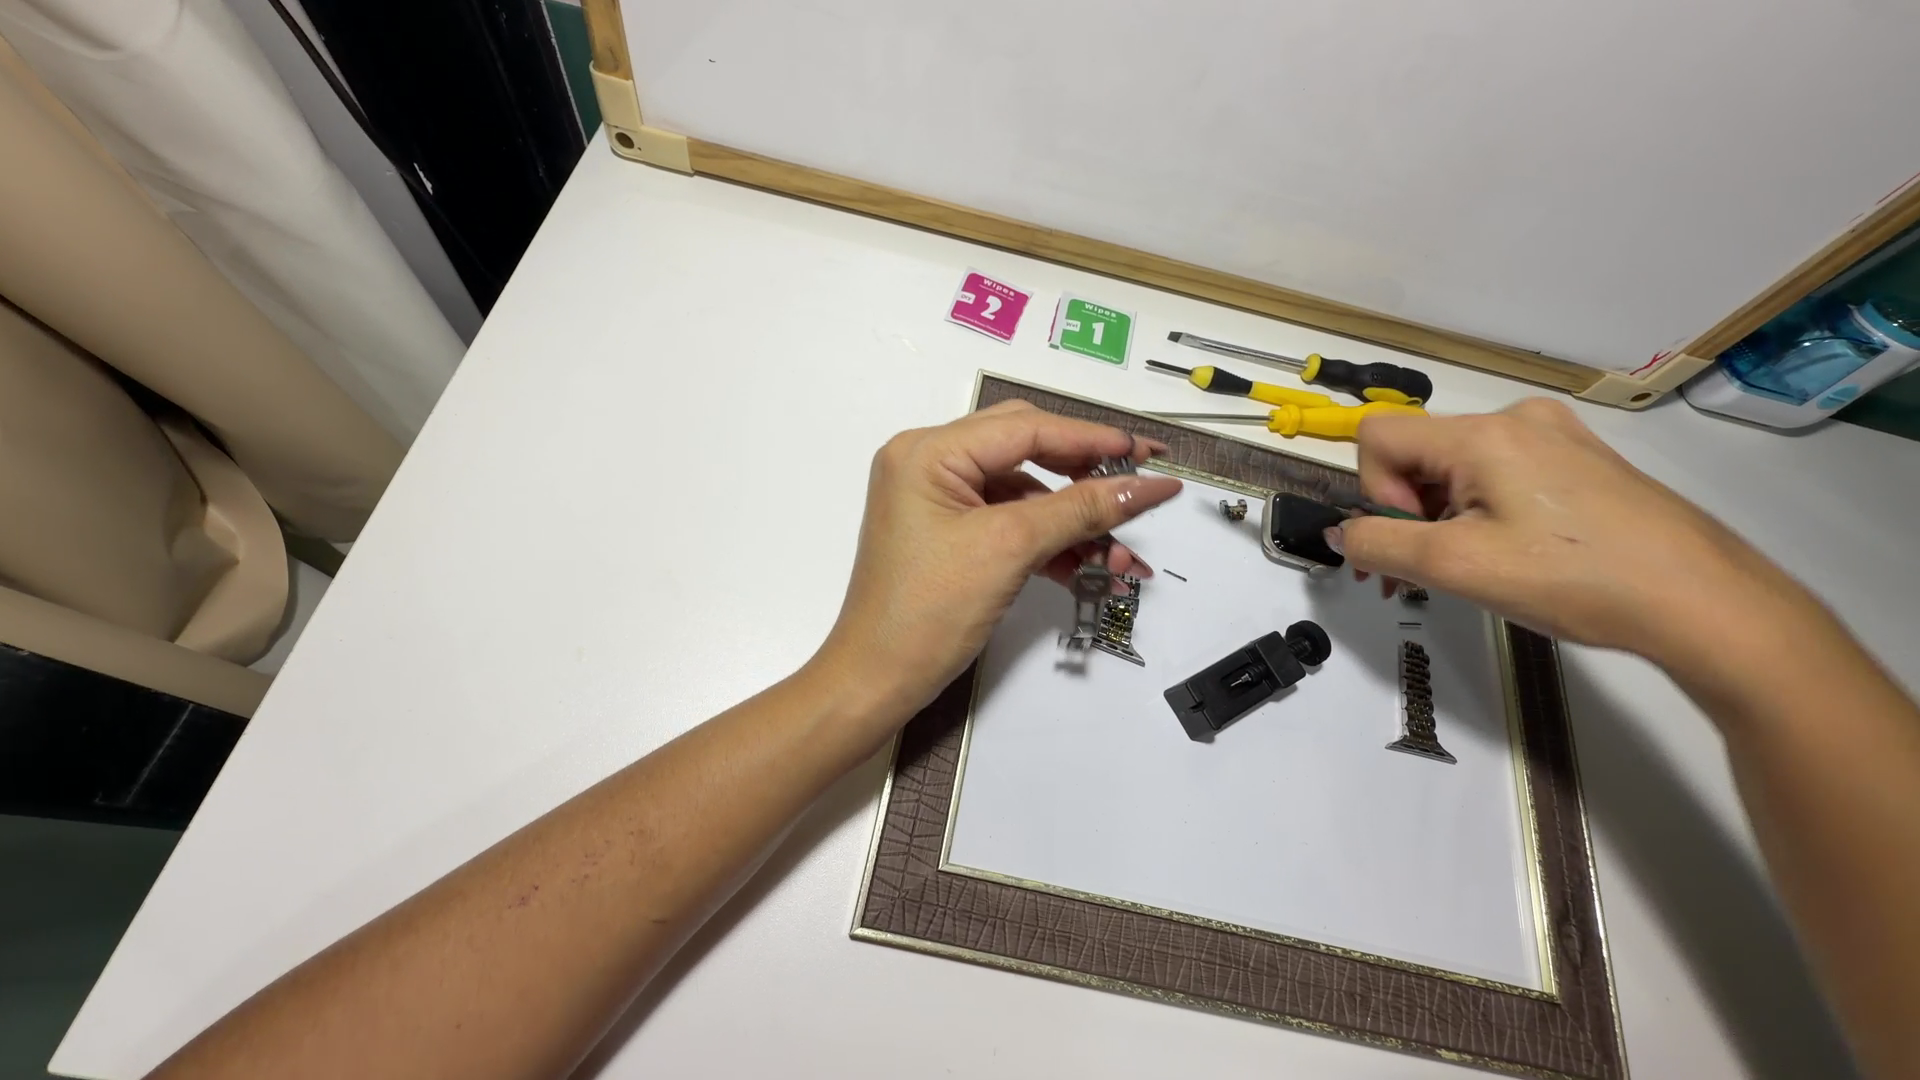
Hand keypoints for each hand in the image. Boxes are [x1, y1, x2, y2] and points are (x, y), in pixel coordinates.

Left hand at [813, 401, 1180, 726]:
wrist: (878, 681)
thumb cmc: (925, 613)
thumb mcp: (1009, 549)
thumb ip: (1081, 509)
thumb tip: (1148, 485)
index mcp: (928, 452)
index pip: (1026, 428)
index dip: (1092, 439)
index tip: (1146, 454)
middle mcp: (929, 465)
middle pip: (1028, 452)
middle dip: (1086, 479)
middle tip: (1138, 491)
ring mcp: (939, 501)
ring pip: (1026, 494)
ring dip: (1074, 524)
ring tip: (1121, 558)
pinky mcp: (950, 535)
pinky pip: (1011, 524)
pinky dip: (1050, 545)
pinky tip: (1091, 569)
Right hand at [1330, 399, 1811, 663]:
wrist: (1704, 603)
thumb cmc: (1573, 578)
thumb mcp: (1454, 567)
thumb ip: (1378, 545)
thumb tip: (1341, 535)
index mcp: (1482, 435)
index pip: (1378, 435)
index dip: (1372, 491)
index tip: (1411, 539)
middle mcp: (1517, 421)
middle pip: (1418, 455)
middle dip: (1405, 515)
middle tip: (1422, 575)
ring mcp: (1554, 439)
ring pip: (1456, 470)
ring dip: (1440, 520)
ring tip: (1467, 573)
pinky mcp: (1579, 463)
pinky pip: (1498, 477)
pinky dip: (1479, 515)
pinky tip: (1507, 557)